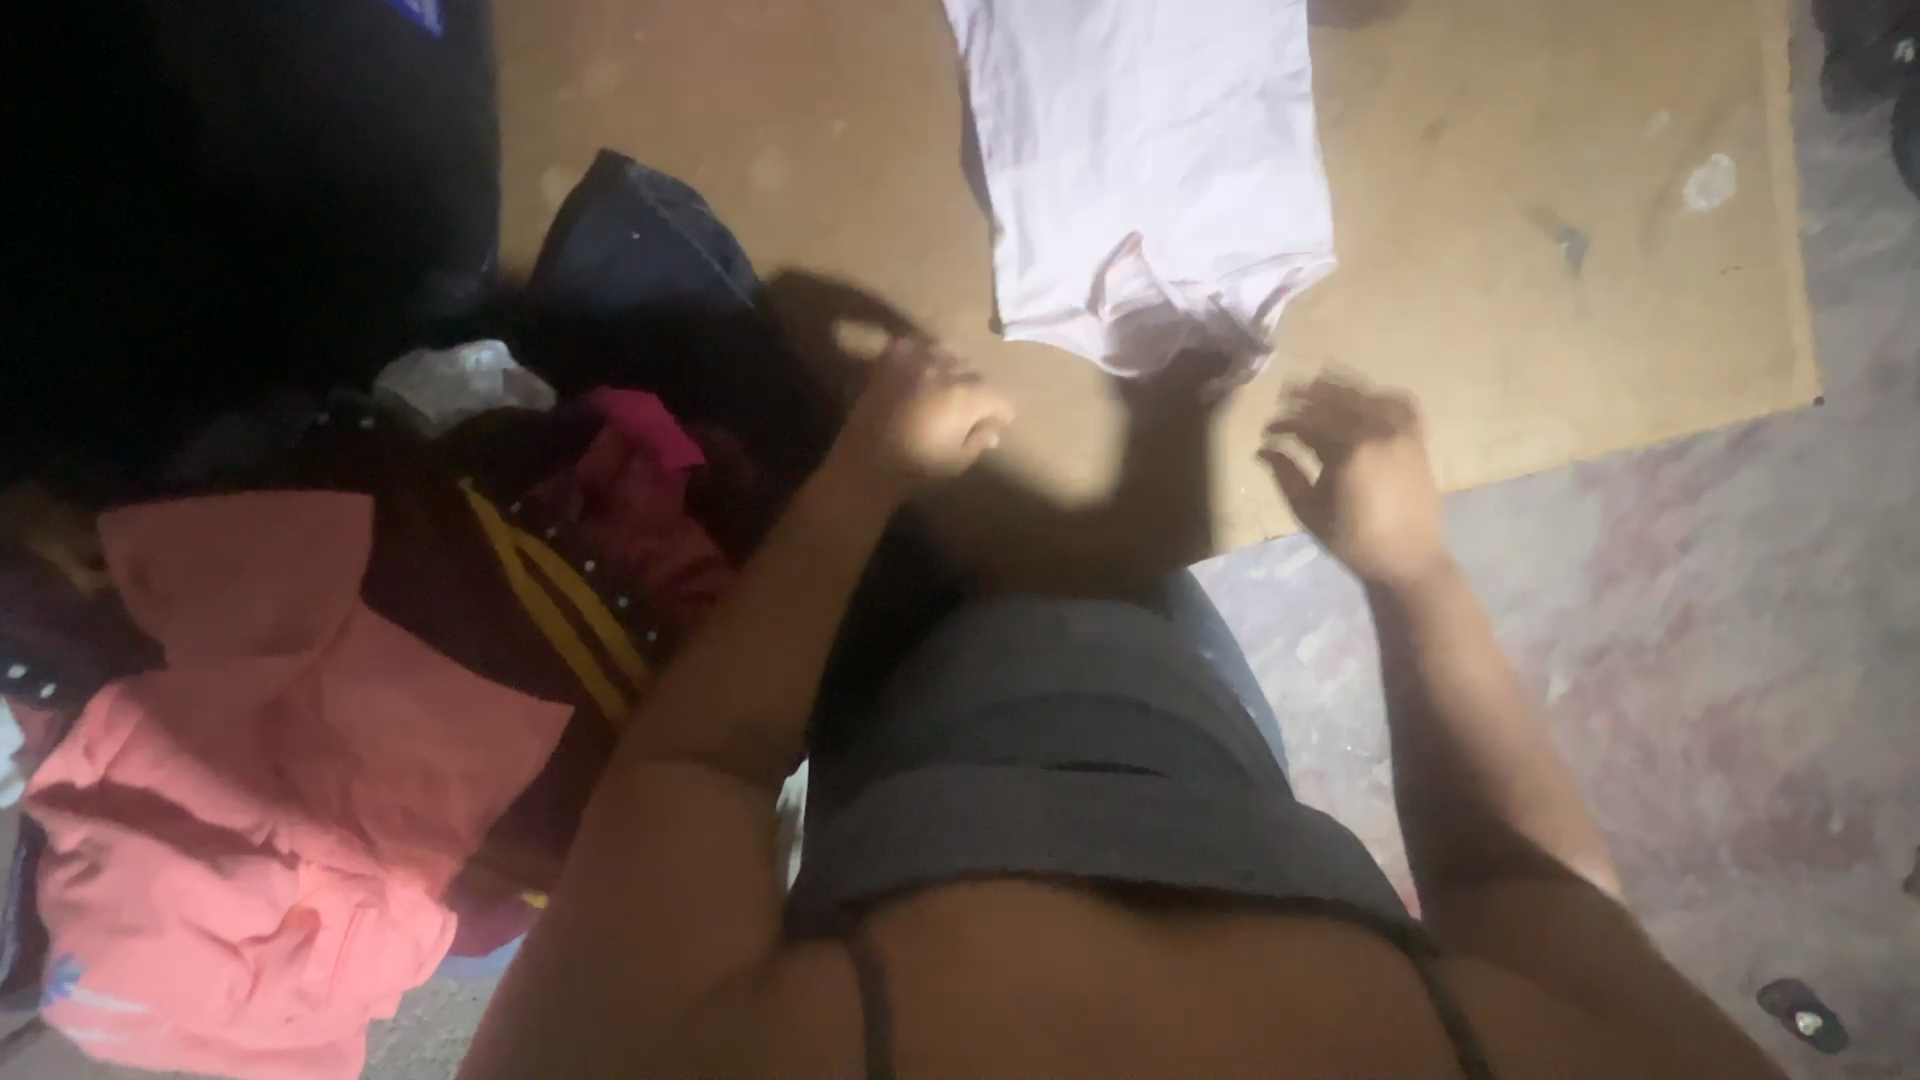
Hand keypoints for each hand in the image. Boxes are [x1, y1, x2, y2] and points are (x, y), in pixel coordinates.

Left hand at [827, 339, 1015, 499]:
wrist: (864, 464)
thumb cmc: (916, 468)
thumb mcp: (957, 460)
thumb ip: (978, 439)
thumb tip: (993, 431)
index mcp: (967, 395)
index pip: (999, 397)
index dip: (1002, 413)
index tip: (999, 424)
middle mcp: (945, 370)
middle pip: (973, 374)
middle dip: (978, 392)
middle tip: (971, 412)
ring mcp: (916, 361)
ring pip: (946, 355)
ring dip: (952, 370)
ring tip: (946, 388)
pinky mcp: (889, 362)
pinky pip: (913, 347)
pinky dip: (921, 356)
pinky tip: (920, 371)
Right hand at [1260, 377, 1449, 589]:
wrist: (1407, 557)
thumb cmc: (1351, 538)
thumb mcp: (1308, 509)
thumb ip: (1285, 473)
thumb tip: (1264, 449)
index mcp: (1349, 451)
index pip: (1308, 423)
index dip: (1283, 424)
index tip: (1266, 431)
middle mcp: (1378, 432)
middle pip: (1336, 401)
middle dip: (1306, 396)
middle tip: (1284, 395)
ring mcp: (1402, 433)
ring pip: (1368, 395)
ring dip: (1340, 388)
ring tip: (1318, 385)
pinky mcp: (1417, 439)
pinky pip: (1401, 404)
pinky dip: (1381, 395)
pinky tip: (1365, 397)